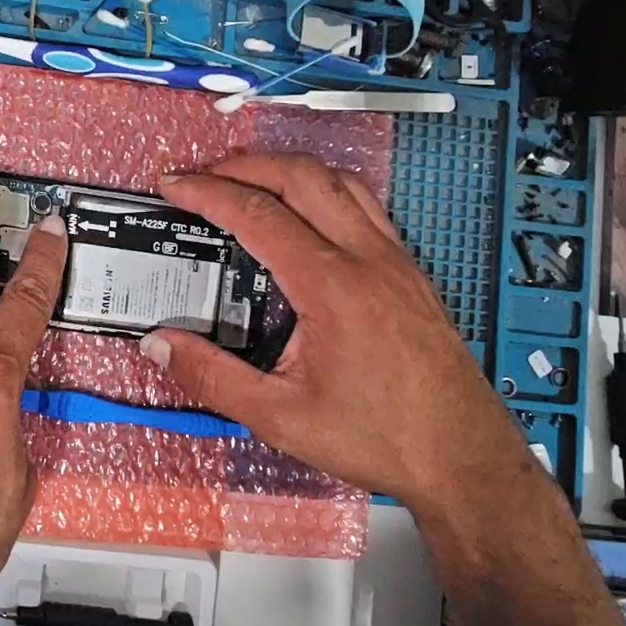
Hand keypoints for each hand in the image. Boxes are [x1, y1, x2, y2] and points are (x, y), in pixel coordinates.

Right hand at [141, 153, 532, 514]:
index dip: (207, 192)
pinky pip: (365, 205)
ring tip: (248, 181)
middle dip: (244, 164)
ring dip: (287, 169)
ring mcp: (396, 262)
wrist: (465, 460)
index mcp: (333, 287)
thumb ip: (212, 376)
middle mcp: (369, 260)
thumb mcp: (280, 417)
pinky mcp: (410, 273)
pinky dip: (324, 189)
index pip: (258, 214)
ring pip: (340, 181)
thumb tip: (160, 345)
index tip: (175, 185)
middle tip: (203, 176)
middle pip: (301, 176)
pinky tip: (305, 213)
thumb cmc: (383, 439)